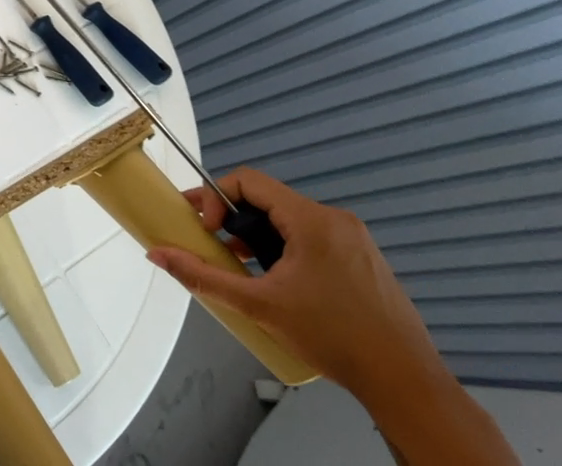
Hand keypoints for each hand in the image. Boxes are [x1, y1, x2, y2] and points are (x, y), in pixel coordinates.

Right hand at [145, 168, 441, 397]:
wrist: (405, 381)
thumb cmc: (331, 336)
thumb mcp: (258, 306)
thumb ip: (202, 276)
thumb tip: (156, 253)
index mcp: (313, 220)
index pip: (249, 181)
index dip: (215, 197)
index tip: (206, 230)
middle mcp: (335, 220)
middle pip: (267, 200)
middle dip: (232, 220)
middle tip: (213, 247)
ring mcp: (354, 239)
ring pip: (288, 220)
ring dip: (256, 237)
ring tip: (242, 269)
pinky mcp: (363, 259)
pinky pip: (311, 238)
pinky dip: (283, 249)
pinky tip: (278, 282)